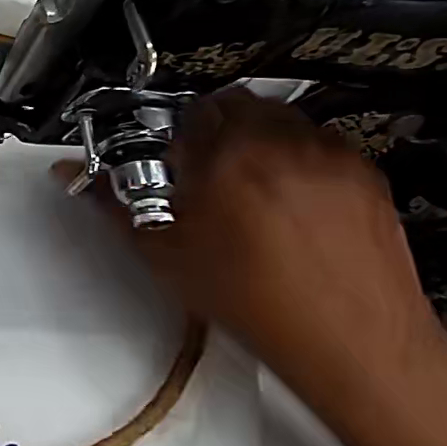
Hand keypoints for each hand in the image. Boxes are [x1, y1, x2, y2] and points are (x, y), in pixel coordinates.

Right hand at [59, 89, 442, 384]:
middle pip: (231, 102)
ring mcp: (326, 155)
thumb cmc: (265, 305)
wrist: (353, 343)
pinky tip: (286, 200)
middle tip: (201, 165)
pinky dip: (295, 156)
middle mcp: (279, 144)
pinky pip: (318, 141)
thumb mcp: (167, 254)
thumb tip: (83, 181)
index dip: (168, 136)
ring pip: (276, 116)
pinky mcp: (362, 172)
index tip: (167, 156)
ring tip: (244, 183)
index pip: (183, 113)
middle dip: (210, 127)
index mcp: (224, 156)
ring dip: (252, 136)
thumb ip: (116, 205)